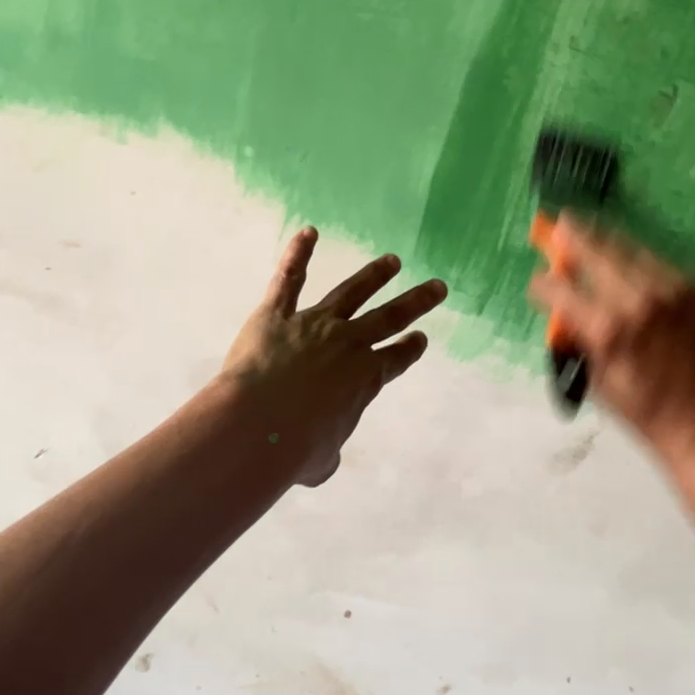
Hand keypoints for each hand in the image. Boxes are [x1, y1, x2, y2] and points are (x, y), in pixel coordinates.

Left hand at [219, 226, 447, 486]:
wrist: (258, 426)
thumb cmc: (294, 450)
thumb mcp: (320, 462)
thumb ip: (327, 455)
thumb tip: (324, 461)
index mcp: (365, 379)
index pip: (396, 360)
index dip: (410, 349)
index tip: (421, 338)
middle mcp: (348, 344)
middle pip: (389, 318)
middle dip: (416, 302)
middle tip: (436, 286)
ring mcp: (314, 324)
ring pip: (351, 293)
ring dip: (373, 276)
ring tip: (391, 261)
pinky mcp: (276, 315)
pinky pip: (289, 279)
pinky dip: (298, 254)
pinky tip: (308, 232)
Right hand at [527, 213, 694, 460]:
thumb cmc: (642, 409)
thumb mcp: (595, 378)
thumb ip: (579, 335)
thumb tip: (563, 306)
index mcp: (607, 328)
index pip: (561, 290)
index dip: (544, 285)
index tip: (537, 284)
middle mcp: (636, 299)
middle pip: (594, 253)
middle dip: (571, 238)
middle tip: (557, 222)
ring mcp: (667, 288)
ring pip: (625, 250)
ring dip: (602, 240)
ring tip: (583, 227)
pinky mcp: (691, 286)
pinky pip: (653, 261)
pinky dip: (632, 258)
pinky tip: (622, 258)